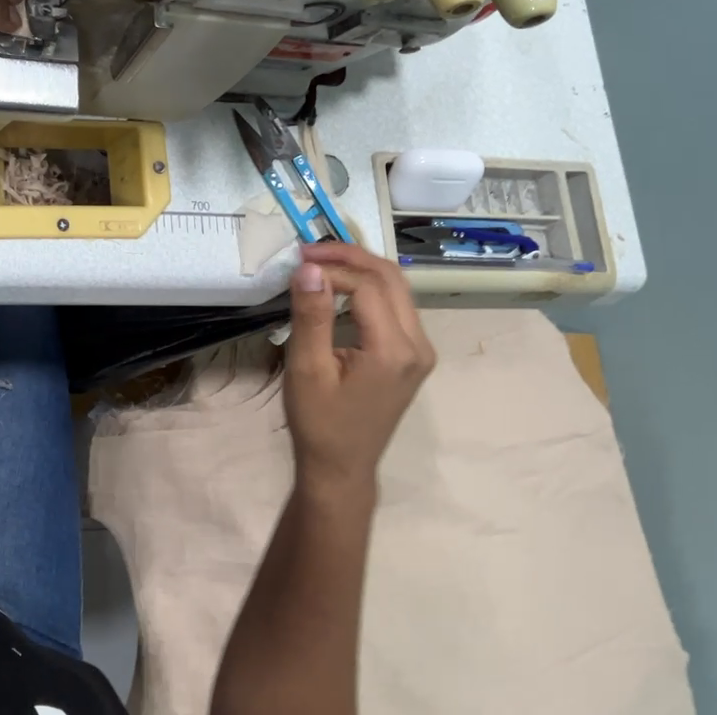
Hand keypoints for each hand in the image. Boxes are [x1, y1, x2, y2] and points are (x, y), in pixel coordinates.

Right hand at [284, 242, 436, 491]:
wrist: (341, 466)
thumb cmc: (319, 421)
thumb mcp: (306, 368)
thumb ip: (311, 315)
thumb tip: (309, 268)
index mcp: (394, 350)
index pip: (367, 286)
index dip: (332, 266)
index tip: (295, 261)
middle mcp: (418, 345)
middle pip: (391, 278)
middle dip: (350, 257)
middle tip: (308, 251)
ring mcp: (420, 351)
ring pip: (397, 289)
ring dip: (360, 269)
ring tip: (319, 264)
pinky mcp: (412, 356)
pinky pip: (395, 306)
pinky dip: (367, 287)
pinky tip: (338, 288)